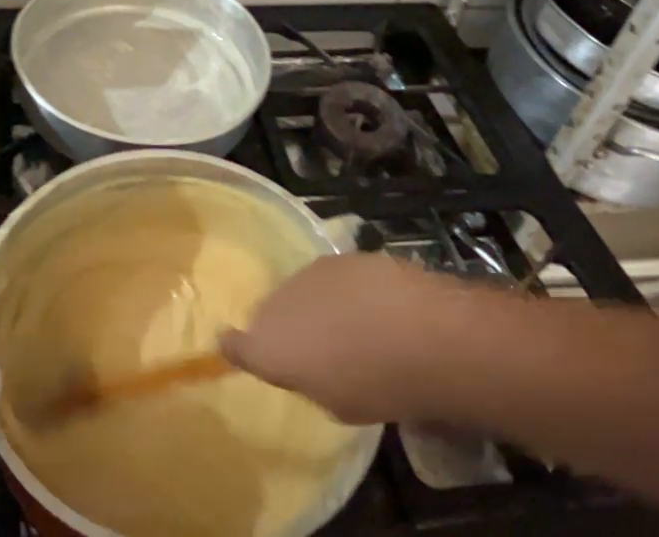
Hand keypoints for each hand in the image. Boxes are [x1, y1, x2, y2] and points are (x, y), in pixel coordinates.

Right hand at [219, 252, 458, 424]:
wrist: (426, 336)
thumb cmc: (379, 388)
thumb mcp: (337, 404)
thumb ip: (312, 379)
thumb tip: (313, 363)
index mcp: (269, 347)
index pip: (233, 344)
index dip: (237, 346)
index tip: (241, 349)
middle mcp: (279, 303)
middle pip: (271, 312)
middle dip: (287, 326)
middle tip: (316, 346)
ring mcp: (311, 273)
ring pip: (302, 290)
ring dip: (317, 304)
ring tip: (352, 325)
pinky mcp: (343, 255)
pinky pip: (334, 277)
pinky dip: (347, 290)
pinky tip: (377, 306)